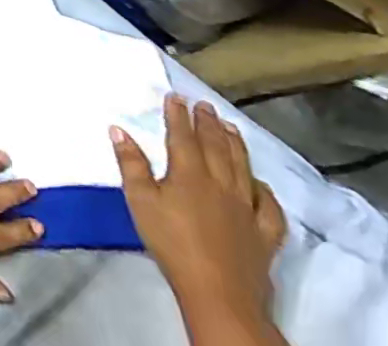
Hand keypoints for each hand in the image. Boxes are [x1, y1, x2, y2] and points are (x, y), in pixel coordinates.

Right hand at [113, 95, 285, 318]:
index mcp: (189, 174)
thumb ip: (131, 164)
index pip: (183, 137)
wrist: (218, 290)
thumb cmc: (170, 240)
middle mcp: (221, 184)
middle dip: (208, 124)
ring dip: (236, 146)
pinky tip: (259, 183)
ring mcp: (247, 208)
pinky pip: (268, 205)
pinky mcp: (265, 233)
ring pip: (243, 169)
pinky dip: (264, 190)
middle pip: (216, 148)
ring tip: (231, 127)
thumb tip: (119, 130)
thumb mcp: (139, 201)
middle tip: (205, 105)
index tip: (175, 96)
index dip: (178, 115)